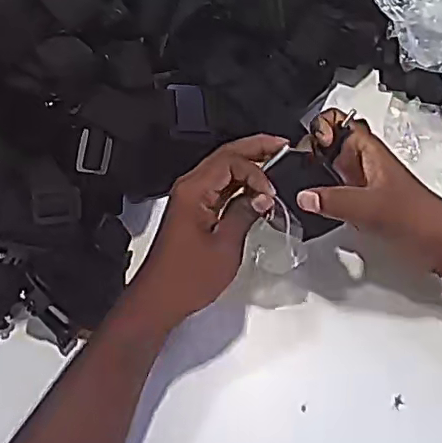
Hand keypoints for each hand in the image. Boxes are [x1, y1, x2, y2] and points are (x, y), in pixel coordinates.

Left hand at [117, 135, 287, 335]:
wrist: (160, 297)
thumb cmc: (186, 277)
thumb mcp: (225, 246)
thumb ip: (245, 214)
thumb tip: (262, 195)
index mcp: (193, 190)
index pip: (229, 160)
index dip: (256, 169)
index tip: (272, 189)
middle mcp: (189, 187)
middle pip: (224, 156)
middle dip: (254, 148)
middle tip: (281, 145)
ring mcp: (190, 197)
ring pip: (222, 169)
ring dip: (248, 164)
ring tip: (275, 161)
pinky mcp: (193, 210)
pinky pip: (218, 186)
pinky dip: (239, 183)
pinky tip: (257, 190)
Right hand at [297, 111, 441, 274]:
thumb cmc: (422, 218)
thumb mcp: (372, 208)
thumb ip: (334, 200)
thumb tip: (303, 195)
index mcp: (369, 150)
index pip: (337, 121)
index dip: (320, 126)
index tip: (313, 145)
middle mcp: (364, 162)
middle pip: (328, 144)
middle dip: (310, 151)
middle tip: (301, 166)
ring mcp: (363, 183)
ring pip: (329, 168)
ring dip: (314, 175)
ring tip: (303, 187)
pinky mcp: (362, 204)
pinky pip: (333, 192)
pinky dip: (321, 196)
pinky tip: (314, 207)